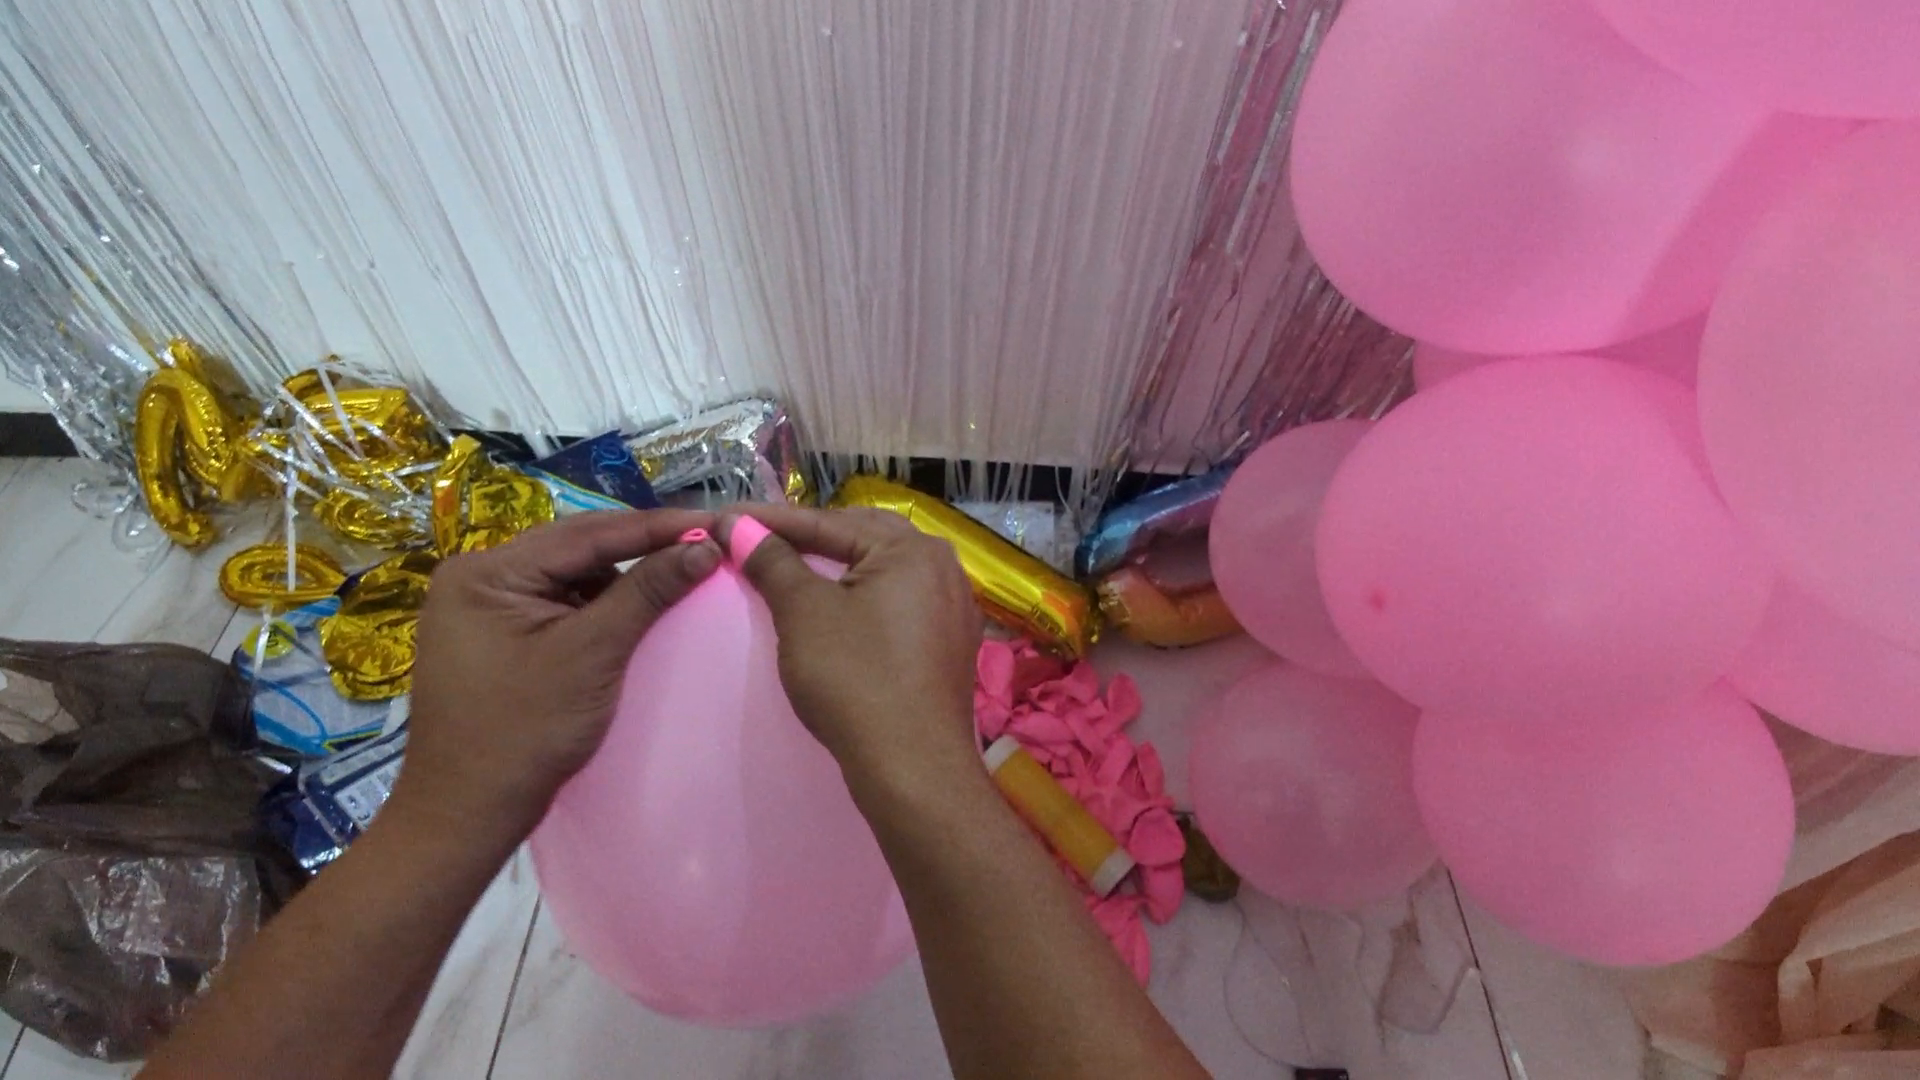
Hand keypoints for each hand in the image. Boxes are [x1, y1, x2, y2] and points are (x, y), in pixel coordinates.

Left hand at [398, 509, 721, 839]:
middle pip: (579, 546)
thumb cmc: (524, 732)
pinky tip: (643, 604)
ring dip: (629, 572)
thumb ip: (648, 592)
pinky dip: (608, 600)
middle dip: (644, 544)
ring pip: (577, 572)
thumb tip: (706, 546)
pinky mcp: (506, 633)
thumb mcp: (593, 653)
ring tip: (683, 566)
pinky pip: (568, 600)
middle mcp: (483, 577)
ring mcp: (492, 606)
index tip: (714, 520)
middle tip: (706, 537)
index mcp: (487, 572)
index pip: (588, 533)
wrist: (470, 813)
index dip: (657, 526)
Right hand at [721, 505, 985, 791]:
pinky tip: (844, 607)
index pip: (831, 523)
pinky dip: (866, 598)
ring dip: (841, 565)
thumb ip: (774, 562)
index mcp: (914, 549)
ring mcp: (954, 608)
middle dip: (813, 536)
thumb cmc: (855, 680)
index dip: (774, 521)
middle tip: (763, 537)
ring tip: (797, 564)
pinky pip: (901, 603)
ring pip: (886, 571)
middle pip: (865, 538)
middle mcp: (945, 568)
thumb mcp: (805, 613)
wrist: (913, 767)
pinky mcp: (952, 644)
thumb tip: (742, 527)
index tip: (730, 518)